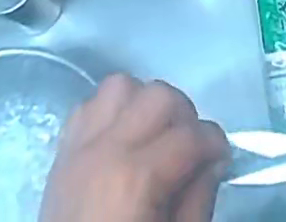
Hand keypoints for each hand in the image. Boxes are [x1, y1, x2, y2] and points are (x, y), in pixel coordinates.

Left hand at [39, 74, 229, 221]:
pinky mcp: (63, 148)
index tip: (222, 155)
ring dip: (144, 102)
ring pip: (121, 85)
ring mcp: (81, 143)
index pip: (189, 136)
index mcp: (137, 178)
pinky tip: (123, 137)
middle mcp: (107, 147)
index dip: (215, 142)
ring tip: (155, 134)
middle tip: (191, 146)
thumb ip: (198, 200)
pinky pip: (91, 102)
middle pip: (157, 95)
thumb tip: (213, 160)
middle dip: (183, 114)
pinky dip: (112, 109)